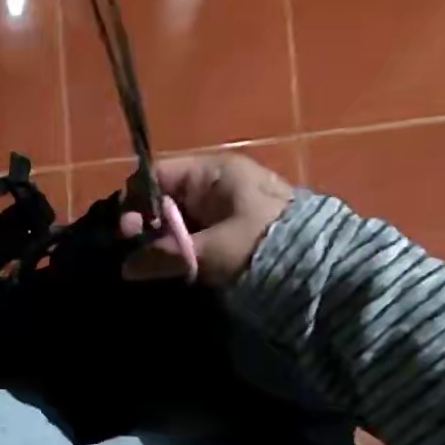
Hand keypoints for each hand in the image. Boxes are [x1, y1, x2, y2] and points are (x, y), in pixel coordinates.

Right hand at [118, 154, 293, 286]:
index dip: (135, 202)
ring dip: (163, 245)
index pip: (157, 175)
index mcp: (211, 173)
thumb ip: (166, 257)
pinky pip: (195, 238)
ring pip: (178, 223)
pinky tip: (174, 271)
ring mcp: (225, 209)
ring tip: (152, 268)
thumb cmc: (262, 246)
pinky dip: (182, 253)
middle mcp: (216, 184)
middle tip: (137, 257)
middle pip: (165, 200)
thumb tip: (126, 267)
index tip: (127, 233)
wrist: (318, 268)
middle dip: (147, 227)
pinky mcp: (232, 234)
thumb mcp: (210, 251)